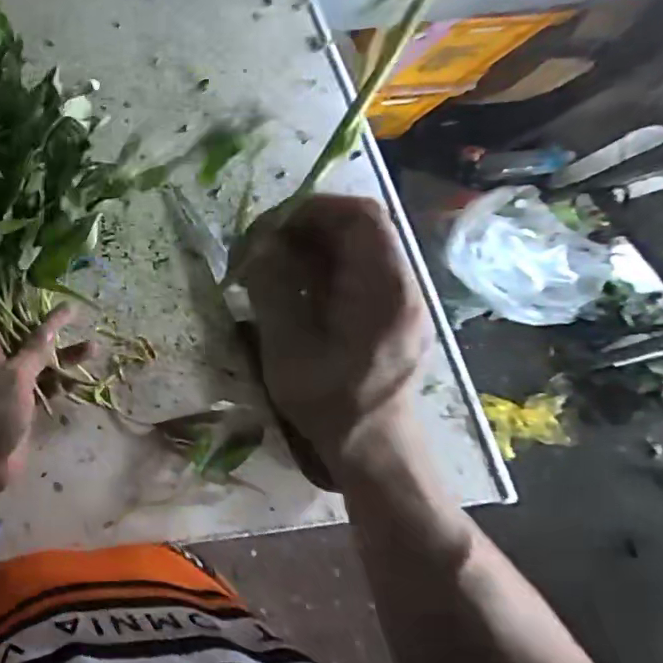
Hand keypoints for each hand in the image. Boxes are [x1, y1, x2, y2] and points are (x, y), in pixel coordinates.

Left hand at [0, 304, 77, 491]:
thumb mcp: (16, 375)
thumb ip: (35, 349)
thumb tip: (50, 322)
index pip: (6, 321)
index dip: (25, 308)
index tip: (49, 297)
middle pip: (28, 343)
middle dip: (53, 333)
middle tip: (78, 317)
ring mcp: (11, 390)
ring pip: (41, 367)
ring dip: (64, 359)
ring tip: (94, 348)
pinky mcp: (23, 409)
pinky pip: (45, 390)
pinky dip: (61, 384)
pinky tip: (80, 379)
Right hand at [237, 196, 428, 458]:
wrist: (376, 452)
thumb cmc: (332, 406)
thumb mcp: (288, 350)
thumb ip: (273, 290)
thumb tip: (260, 246)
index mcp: (385, 289)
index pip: (360, 216)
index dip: (310, 209)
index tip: (267, 231)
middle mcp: (402, 285)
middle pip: (358, 226)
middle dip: (303, 228)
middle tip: (260, 250)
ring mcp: (400, 298)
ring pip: (355, 247)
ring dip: (308, 248)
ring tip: (268, 269)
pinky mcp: (390, 312)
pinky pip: (356, 271)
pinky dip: (320, 269)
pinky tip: (290, 290)